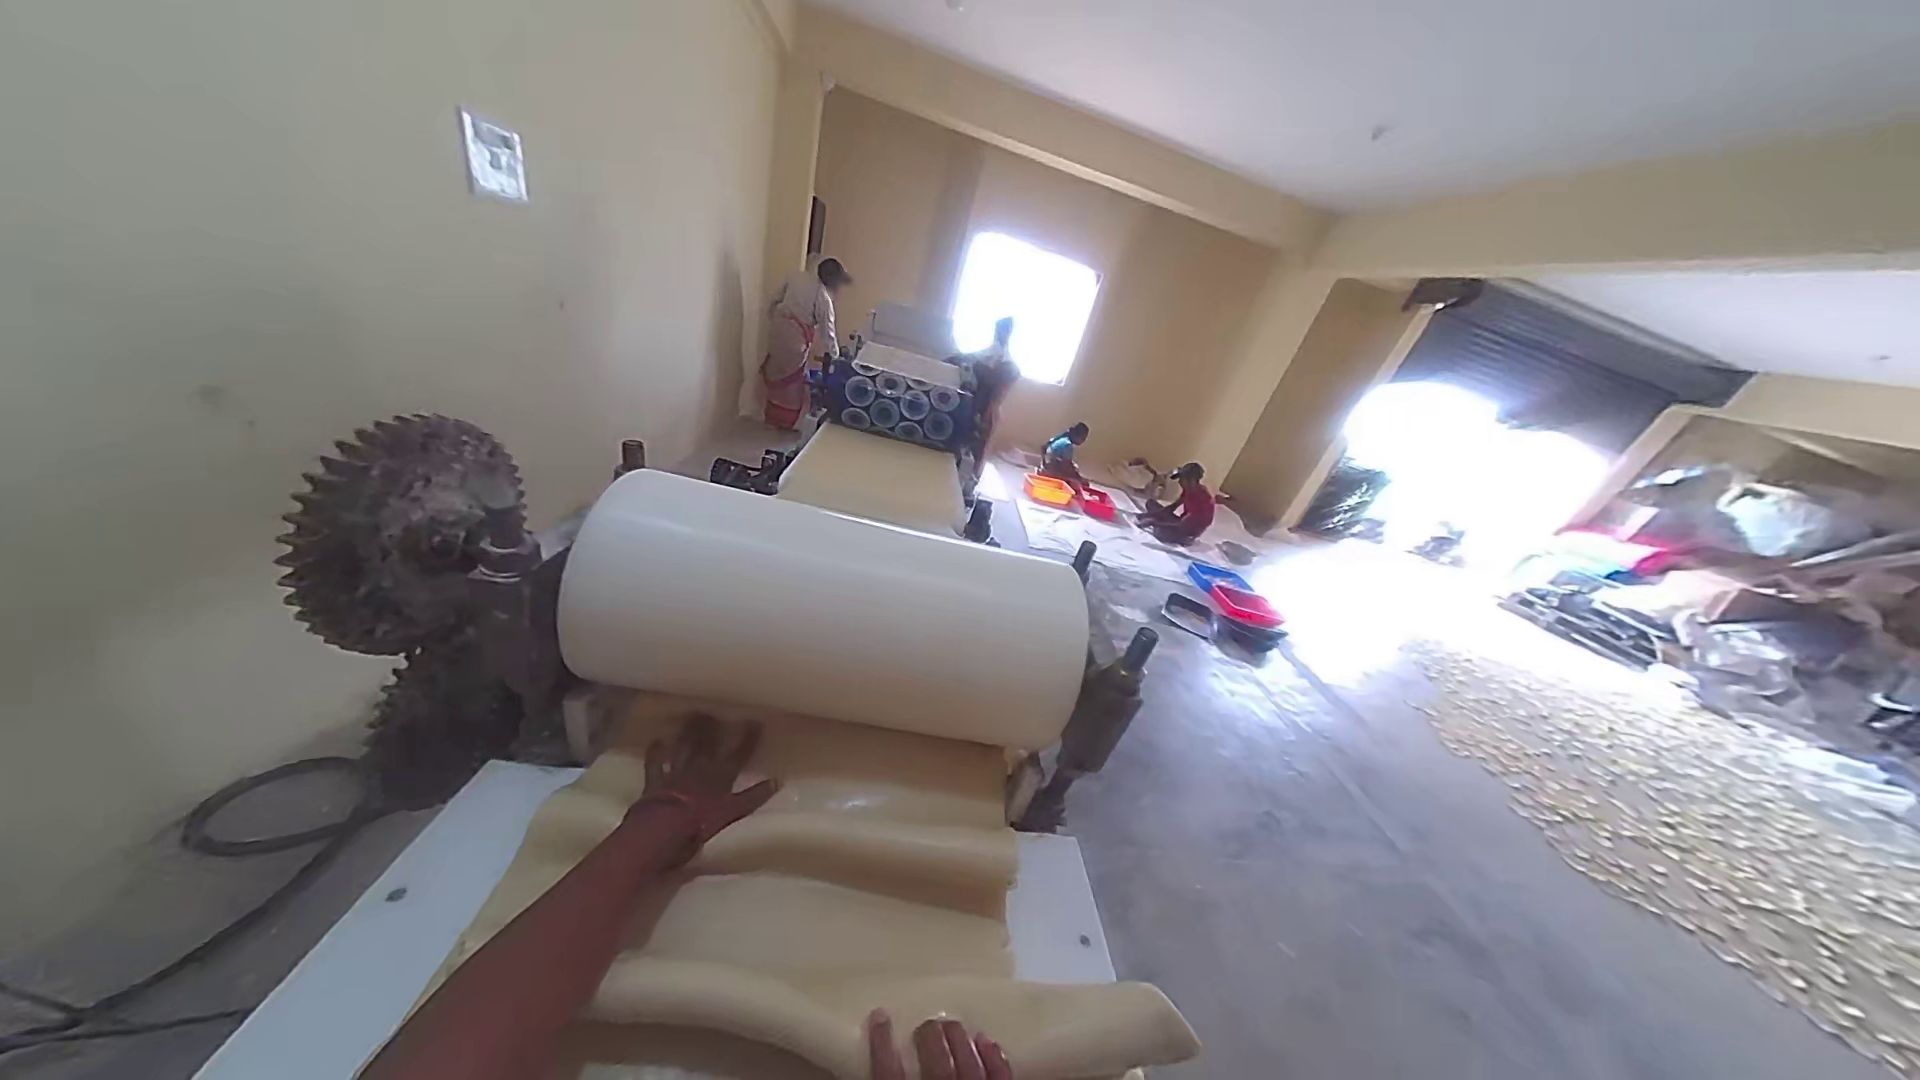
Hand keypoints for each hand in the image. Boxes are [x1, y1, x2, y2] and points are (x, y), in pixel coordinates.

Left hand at [638, 715, 778, 842]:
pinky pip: (655, 763)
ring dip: (688, 733)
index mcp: (721, 776)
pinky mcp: (656, 781)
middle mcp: (701, 768)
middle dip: (712, 729)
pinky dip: (655, 752)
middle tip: (714, 711)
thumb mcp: (734, 812)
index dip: (748, 738)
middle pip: (707, 745)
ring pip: (684, 748)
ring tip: (692, 715)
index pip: (739, 754)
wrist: (664, 828)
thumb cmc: (702, 823)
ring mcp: (678, 772)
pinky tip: (656, 740)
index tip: (755, 721)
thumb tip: (778, 781)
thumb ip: (754, 796)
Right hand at [868, 1009, 1010, 1079]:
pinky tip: (985, 1040)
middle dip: (930, 1039)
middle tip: (927, 1023)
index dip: (882, 1045)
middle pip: (936, 1067)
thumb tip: (866, 1056)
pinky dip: (994, 1058)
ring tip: (952, 1025)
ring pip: (968, 1068)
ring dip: (960, 1042)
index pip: (889, 1076)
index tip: (879, 1014)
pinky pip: (1000, 1078)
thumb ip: (885, 1077)